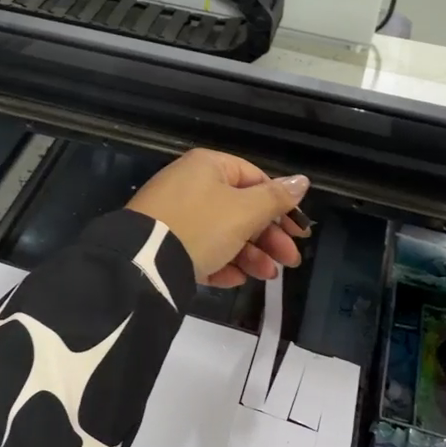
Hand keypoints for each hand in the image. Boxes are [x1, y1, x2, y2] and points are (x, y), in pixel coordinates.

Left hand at [127, 149, 309, 288]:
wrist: (143, 261)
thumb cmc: (200, 226)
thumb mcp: (244, 212)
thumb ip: (276, 198)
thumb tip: (302, 180)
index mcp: (209, 167)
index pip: (255, 179)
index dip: (281, 205)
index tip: (299, 232)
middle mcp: (191, 184)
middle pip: (241, 209)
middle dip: (269, 237)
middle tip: (290, 260)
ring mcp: (176, 214)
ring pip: (223, 232)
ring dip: (250, 255)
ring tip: (267, 276)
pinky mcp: (166, 242)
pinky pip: (201, 249)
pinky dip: (222, 263)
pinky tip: (236, 280)